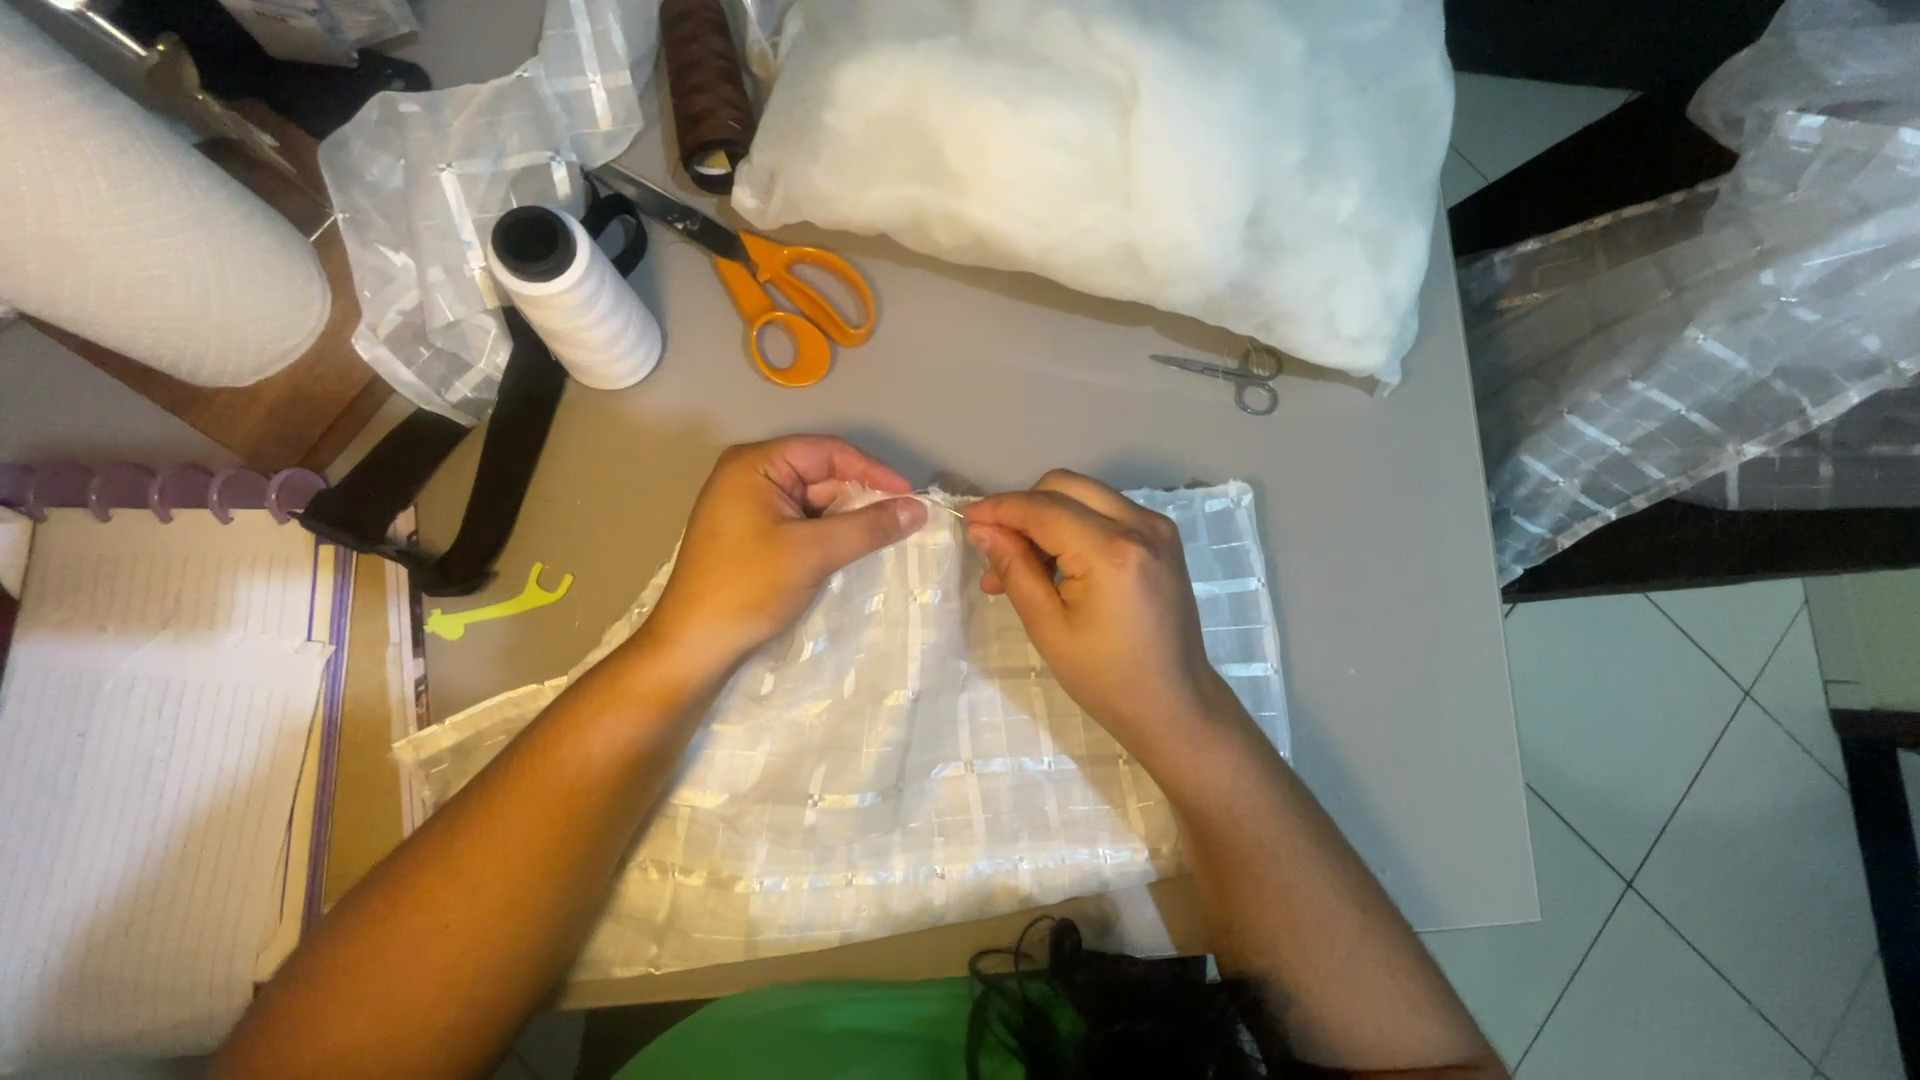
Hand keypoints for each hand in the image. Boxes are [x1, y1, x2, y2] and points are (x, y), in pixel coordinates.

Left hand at [642, 435, 927, 674]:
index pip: (828, 452)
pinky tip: (852, 551)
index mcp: (756, 464)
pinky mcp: (752, 534)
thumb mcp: (814, 553)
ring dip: (847, 520)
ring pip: (815, 502)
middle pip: (822, 474)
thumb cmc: (748, 587)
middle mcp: (750, 475)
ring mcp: (749, 506)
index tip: (910, 497)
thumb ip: (868, 527)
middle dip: (861, 498)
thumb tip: (918, 509)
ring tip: (884, 540)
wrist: (693, 644)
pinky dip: (828, 535)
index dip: (873, 471)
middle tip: (902, 524)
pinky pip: (801, 523)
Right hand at [964, 470, 1245, 757]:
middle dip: (1024, 509)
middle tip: (998, 552)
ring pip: (1085, 494)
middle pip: (1064, 486)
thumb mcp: (1048, 627)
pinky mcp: (1163, 537)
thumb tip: (982, 529)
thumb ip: (1014, 569)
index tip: (967, 520)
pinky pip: (1106, 511)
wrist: (1173, 703)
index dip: (999, 509)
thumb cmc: (1106, 678)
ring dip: (1047, 518)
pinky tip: (1059, 566)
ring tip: (1023, 569)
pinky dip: (1075, 526)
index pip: (1042, 509)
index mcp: (1112, 552)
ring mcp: (1157, 528)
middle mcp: (1140, 525)